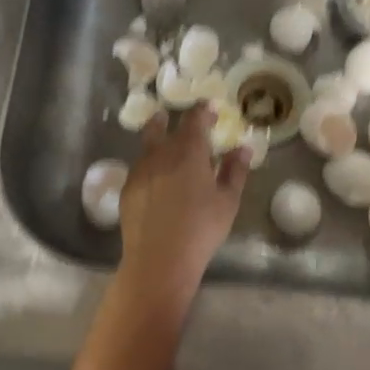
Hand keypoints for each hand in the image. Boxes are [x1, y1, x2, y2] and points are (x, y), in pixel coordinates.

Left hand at [117, 103, 247, 301]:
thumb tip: (243, 147)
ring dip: (157, 140)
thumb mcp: (227, 201)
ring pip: (147, 146)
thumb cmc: (201, 229)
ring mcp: (140, 170)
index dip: (202, 111)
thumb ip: (235, 170)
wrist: (159, 259)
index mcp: (188, 151)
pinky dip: (149, 165)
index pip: (194, 119)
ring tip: (165, 147)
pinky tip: (155, 179)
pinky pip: (139, 167)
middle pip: (161, 126)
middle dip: (171, 120)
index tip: (210, 110)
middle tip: (180, 122)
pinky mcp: (127, 188)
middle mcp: (160, 153)